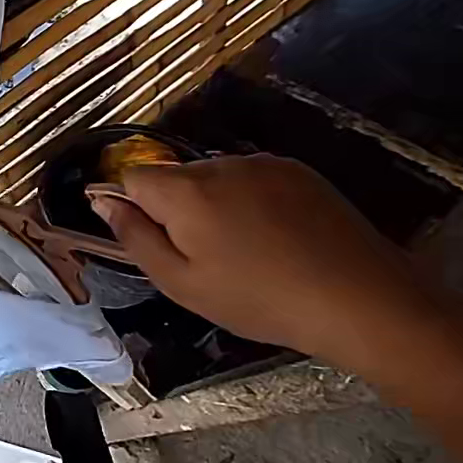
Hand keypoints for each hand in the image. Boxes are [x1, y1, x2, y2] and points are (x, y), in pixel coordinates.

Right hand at [89, 155, 448, 369]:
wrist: (360, 299)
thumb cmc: (257, 299)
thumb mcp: (180, 282)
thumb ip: (133, 236)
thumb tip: (101, 200)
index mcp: (186, 191)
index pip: (132, 175)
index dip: (132, 205)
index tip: (153, 240)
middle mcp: (221, 165)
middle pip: (173, 177)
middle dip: (173, 208)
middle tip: (201, 257)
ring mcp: (264, 164)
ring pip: (212, 178)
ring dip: (210, 204)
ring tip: (242, 250)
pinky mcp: (299, 171)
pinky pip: (249, 178)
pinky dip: (246, 201)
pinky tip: (272, 237)